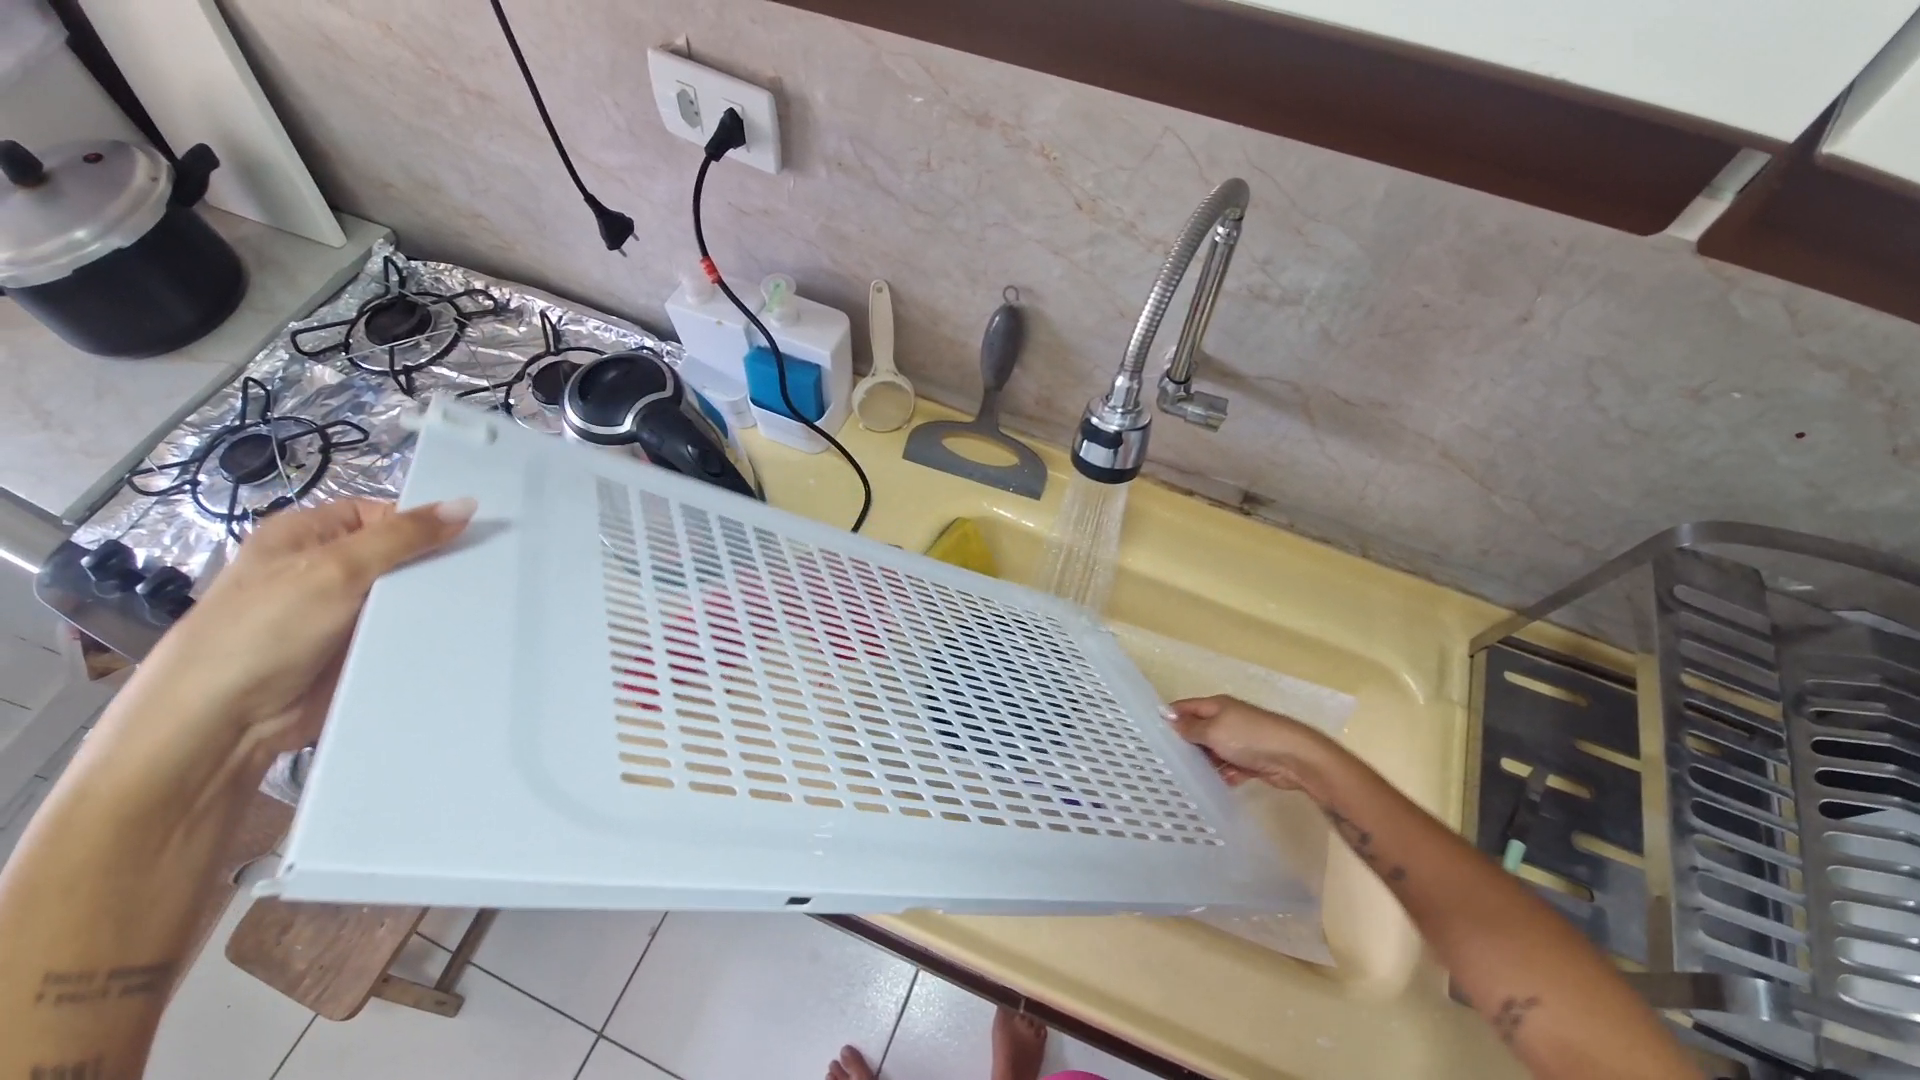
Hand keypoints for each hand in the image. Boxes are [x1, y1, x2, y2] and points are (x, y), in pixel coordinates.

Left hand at [138, 497, 474, 761]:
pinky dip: (427, 633)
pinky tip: (463, 631)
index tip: (474, 533)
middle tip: (491, 567)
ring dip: (436, 601)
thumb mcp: (336, 569)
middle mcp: (323, 570)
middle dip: (437, 563)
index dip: (423, 521)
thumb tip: (466, 504)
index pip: (381, 513)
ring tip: (489, 600)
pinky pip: (402, 633)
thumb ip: (402, 536)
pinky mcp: (355, 651)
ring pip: (405, 597)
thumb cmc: (266, 631)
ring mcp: (340, 614)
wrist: (226, 720)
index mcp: (305, 534)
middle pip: (398, 556)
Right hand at [1169, 695, 1338, 790]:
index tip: (1152, 733)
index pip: (1187, 708)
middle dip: (1186, 745)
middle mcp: (1228, 720)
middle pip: (1199, 731)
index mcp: (1217, 706)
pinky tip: (1215, 785)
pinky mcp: (1251, 761)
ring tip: (1187, 778)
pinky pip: (1230, 767)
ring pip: (1214, 752)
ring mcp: (1240, 741)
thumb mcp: (1213, 730)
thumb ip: (1190, 727)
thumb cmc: (1249, 737)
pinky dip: (1224, 775)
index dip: (1170, 717)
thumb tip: (1168, 716)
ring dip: (1205, 763)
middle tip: (1165, 761)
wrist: (1293, 757)